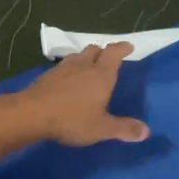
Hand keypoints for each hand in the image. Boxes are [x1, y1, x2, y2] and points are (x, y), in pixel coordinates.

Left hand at [15, 43, 149, 146]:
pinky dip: (70, 69)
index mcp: (100, 74)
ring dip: (85, 58)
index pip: (114, 53)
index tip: (128, 46)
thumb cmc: (71, 119)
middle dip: (103, 52)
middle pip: (94, 50)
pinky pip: (63, 66)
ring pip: (77, 56)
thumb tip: (146, 131)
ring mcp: (62, 68)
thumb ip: (123, 128)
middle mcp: (82, 65)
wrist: (31, 113)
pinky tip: (69, 80)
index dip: (122, 48)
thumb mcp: (101, 128)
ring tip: (89, 68)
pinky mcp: (47, 75)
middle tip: (108, 58)